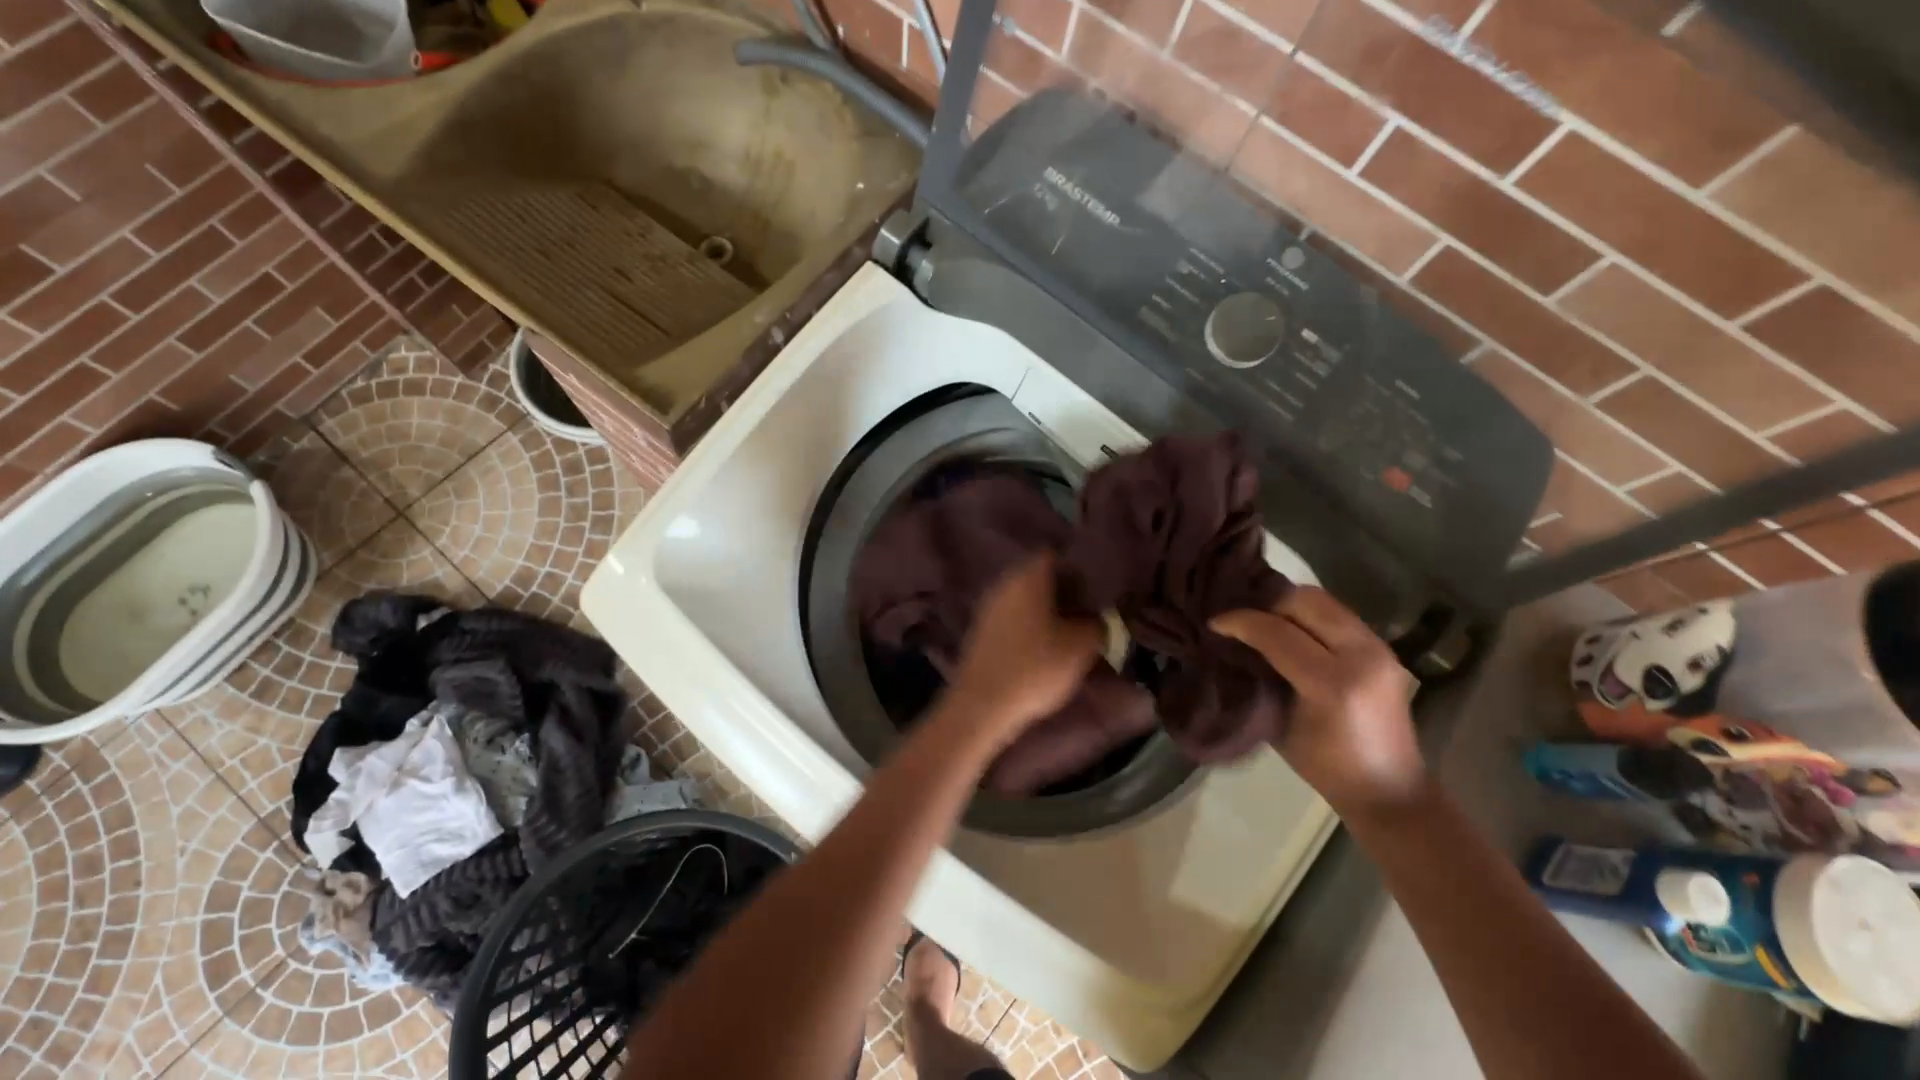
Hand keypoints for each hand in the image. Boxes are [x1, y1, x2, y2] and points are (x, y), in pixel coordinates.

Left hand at [944, 554, 1103, 742]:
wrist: (982, 705)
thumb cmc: (1036, 666)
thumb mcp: (1082, 646)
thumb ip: (1096, 624)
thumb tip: (1095, 619)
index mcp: (1028, 576)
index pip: (1056, 556)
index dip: (1078, 570)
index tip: (1095, 592)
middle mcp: (1004, 584)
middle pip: (1040, 579)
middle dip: (1065, 595)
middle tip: (1088, 616)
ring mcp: (988, 609)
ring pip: (1026, 602)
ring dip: (1047, 615)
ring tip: (1069, 639)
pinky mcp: (980, 633)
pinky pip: (1013, 622)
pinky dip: (1030, 631)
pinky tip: (1043, 653)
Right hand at [1212, 587, 1424, 816]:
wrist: (1388, 787)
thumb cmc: (1326, 767)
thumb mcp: (1279, 725)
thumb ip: (1259, 680)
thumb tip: (1231, 650)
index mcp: (1333, 684)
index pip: (1278, 633)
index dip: (1241, 622)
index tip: (1215, 623)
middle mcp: (1362, 656)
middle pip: (1305, 602)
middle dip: (1266, 605)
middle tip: (1241, 619)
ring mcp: (1379, 648)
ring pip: (1324, 601)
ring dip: (1288, 605)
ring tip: (1263, 619)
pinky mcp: (1384, 647)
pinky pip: (1338, 614)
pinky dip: (1309, 615)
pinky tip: (1291, 630)